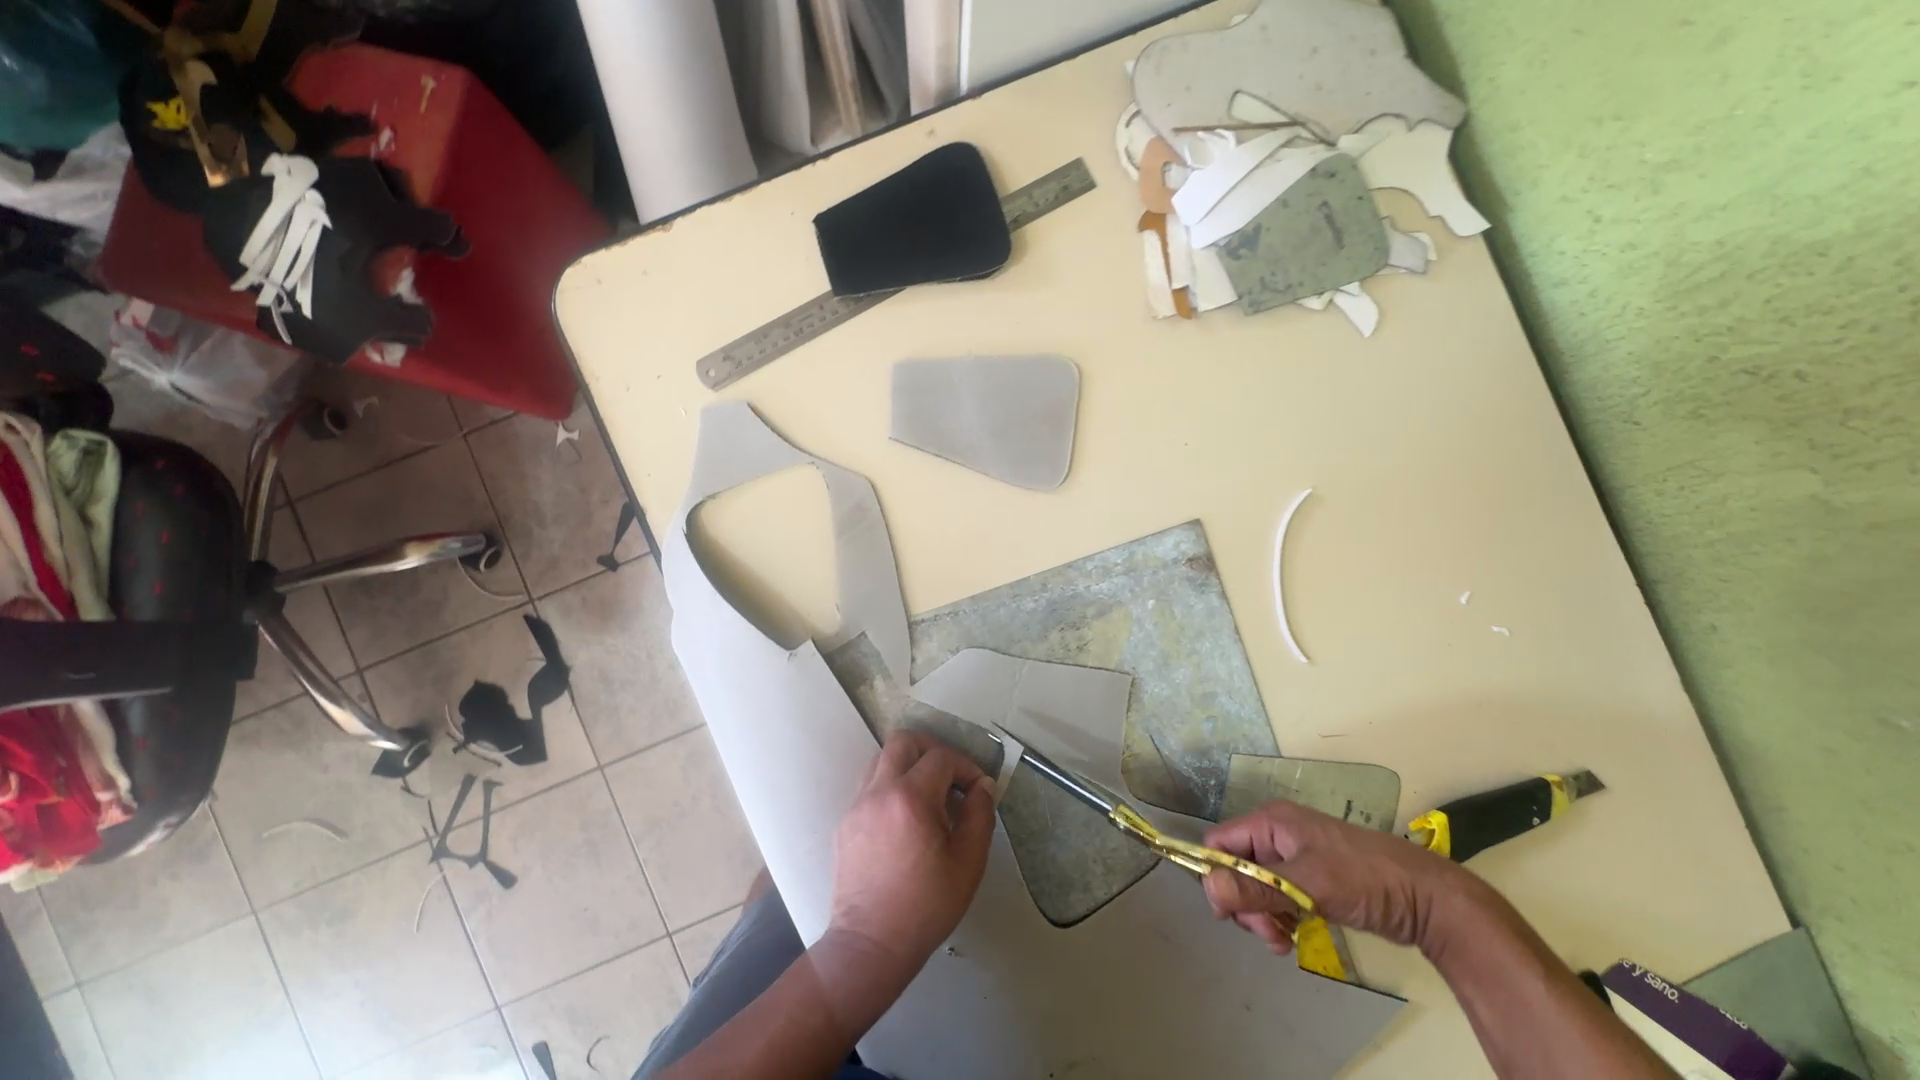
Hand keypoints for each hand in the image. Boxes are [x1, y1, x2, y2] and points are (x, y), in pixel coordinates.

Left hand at [828, 731, 995, 972]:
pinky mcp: (845, 823)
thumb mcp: (968, 862)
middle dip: (932, 750)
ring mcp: (856, 806)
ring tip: (930, 798)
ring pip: (882, 760)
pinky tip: (907, 821)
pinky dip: (892, 788)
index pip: (941, 757)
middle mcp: (878, 792)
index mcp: (910, 798)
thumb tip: (982, 787)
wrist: (871, 944)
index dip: (966, 766)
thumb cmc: (926, 906)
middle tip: (951, 778)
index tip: (978, 790)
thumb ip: (979, 815)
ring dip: (909, 766)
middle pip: (903, 741)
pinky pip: (870, 787)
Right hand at [1201, 799, 1467, 956]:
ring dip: (1262, 918)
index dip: (1217, 876)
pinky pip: (1278, 898)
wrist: (1427, 899)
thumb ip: (1257, 887)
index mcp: (1271, 821)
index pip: (1219, 844)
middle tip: (1269, 932)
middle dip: (1245, 905)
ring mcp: (1296, 857)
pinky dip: (1279, 919)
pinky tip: (1293, 937)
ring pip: (1256, 888)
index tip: (1233, 911)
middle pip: (1236, 869)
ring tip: (1284, 940)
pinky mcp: (1311, 880)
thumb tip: (1209, 890)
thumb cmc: (1365, 880)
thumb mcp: (1307, 884)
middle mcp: (1278, 834)